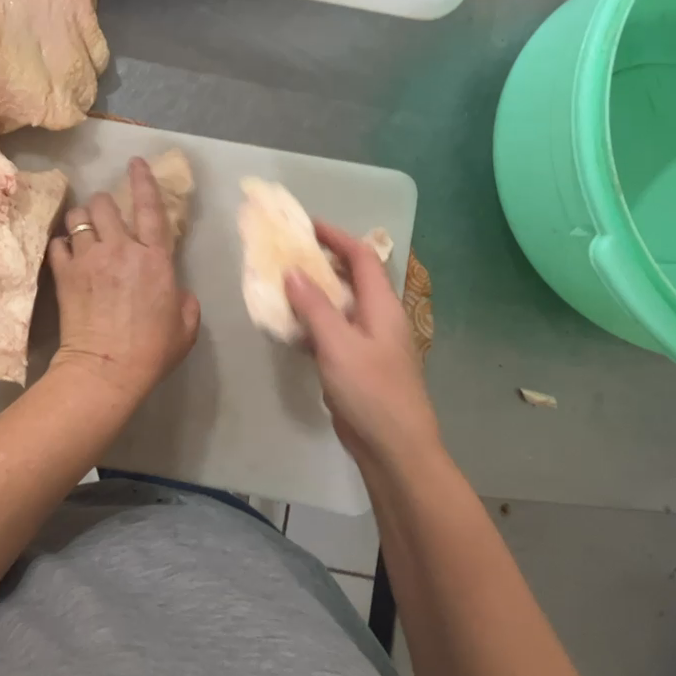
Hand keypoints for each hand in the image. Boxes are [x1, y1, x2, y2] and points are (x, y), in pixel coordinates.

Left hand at [47, 158, 200, 401]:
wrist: (106, 368)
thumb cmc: (151, 351)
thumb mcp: (185, 326)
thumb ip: (184, 299)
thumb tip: (175, 290)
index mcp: (155, 259)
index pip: (150, 208)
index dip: (143, 180)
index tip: (135, 162)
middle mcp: (121, 249)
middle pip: (105, 203)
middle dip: (104, 203)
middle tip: (104, 216)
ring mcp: (89, 258)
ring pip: (78, 218)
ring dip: (81, 220)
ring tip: (82, 231)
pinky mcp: (64, 273)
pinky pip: (57, 244)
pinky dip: (61, 245)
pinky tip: (65, 254)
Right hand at [285, 222, 441, 462]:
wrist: (395, 449)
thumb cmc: (371, 392)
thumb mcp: (338, 345)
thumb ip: (314, 307)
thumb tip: (292, 271)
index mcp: (383, 308)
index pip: (363, 258)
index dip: (337, 237)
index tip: (306, 226)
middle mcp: (379, 319)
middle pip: (352, 278)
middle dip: (322, 261)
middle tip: (286, 253)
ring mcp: (369, 344)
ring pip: (340, 306)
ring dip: (314, 292)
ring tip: (280, 283)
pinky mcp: (357, 365)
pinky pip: (332, 331)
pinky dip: (312, 321)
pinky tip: (289, 327)